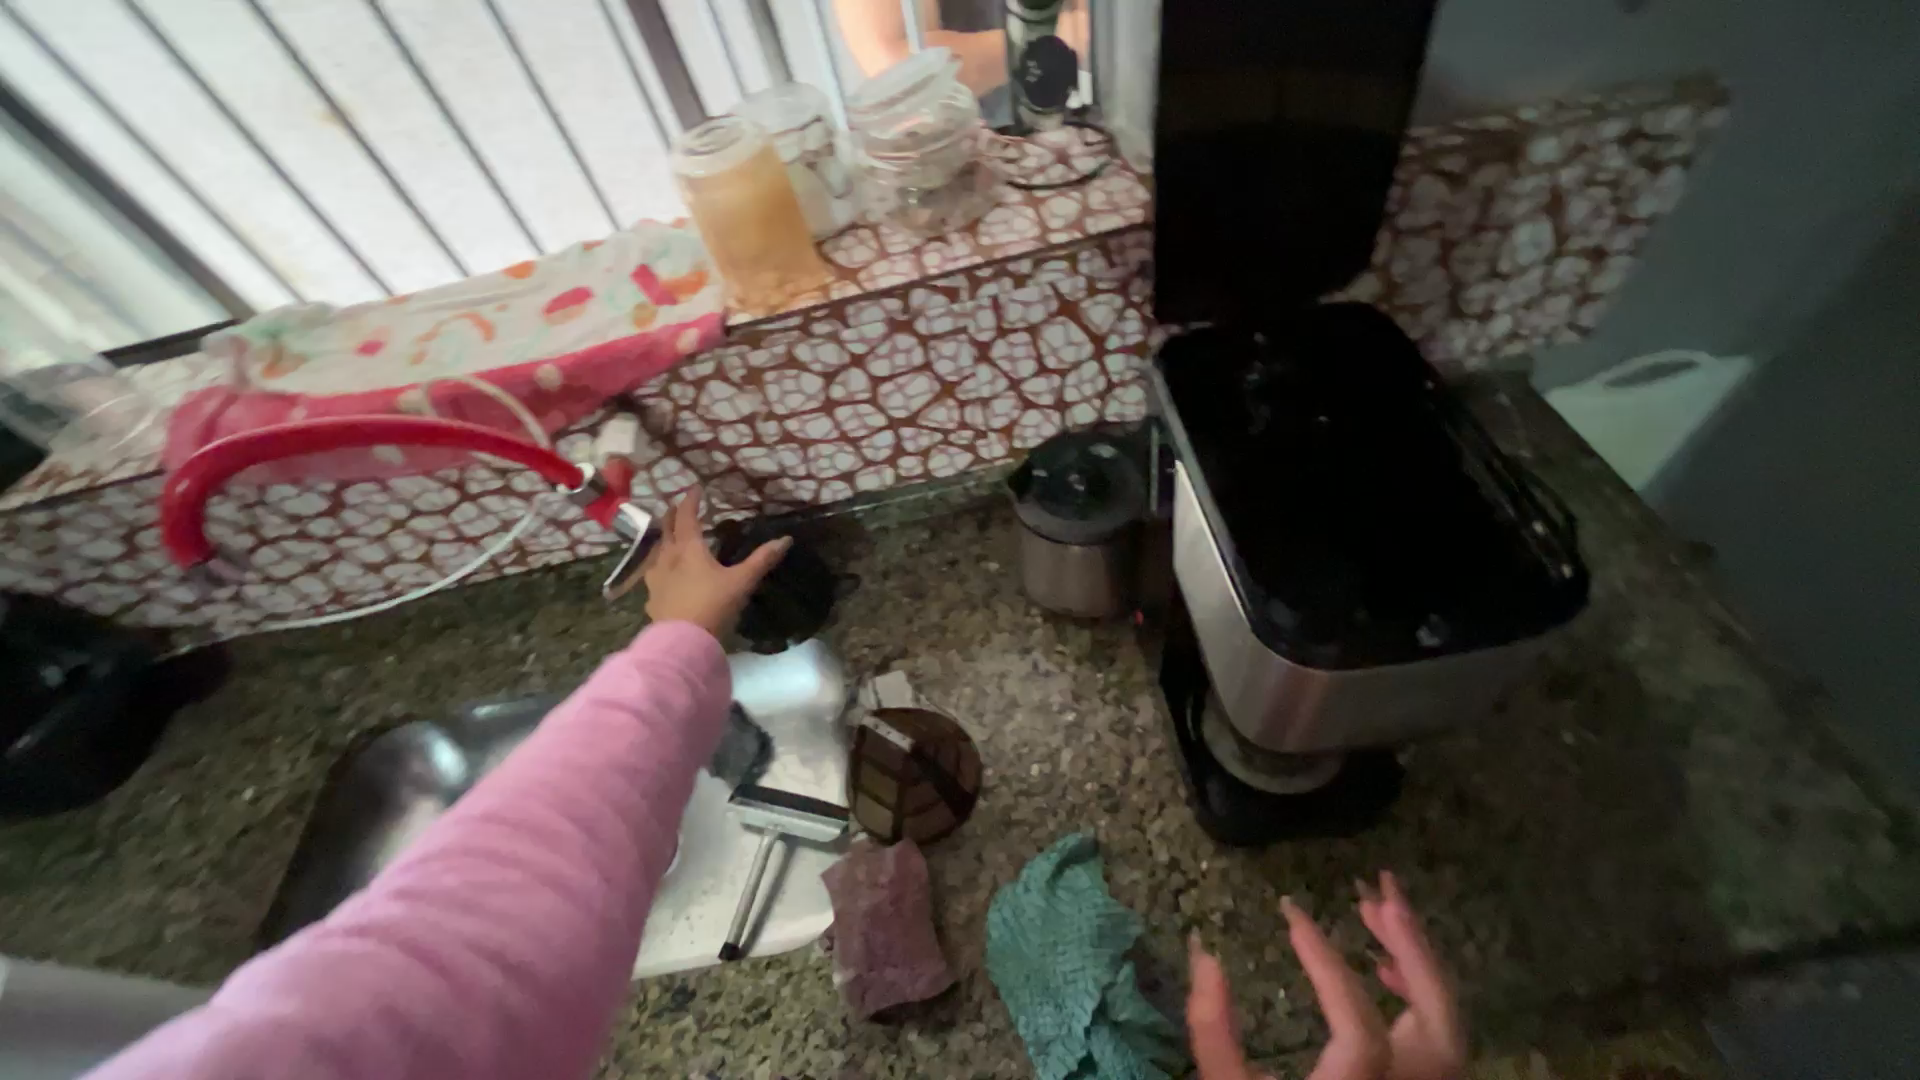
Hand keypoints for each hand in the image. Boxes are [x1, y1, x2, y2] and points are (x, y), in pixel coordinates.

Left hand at [640, 487, 790, 639]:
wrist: (683, 642)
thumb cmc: (713, 605)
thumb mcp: (742, 581)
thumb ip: (762, 559)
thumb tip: (786, 539)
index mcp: (689, 549)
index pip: (686, 517)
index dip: (690, 500)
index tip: (695, 489)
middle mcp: (667, 558)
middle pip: (666, 530)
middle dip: (672, 516)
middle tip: (677, 507)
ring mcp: (655, 579)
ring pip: (656, 552)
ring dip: (663, 541)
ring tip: (669, 539)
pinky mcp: (651, 599)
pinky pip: (653, 577)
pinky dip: (659, 569)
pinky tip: (663, 577)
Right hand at [1186, 871, 1464, 1079]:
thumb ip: (1213, 1033)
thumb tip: (1204, 953)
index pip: (1359, 1028)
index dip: (1326, 963)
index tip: (1288, 911)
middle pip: (1441, 1027)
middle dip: (1414, 951)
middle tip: (1377, 890)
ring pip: (1450, 1029)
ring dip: (1419, 961)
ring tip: (1379, 907)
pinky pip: (1439, 1040)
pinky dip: (1418, 992)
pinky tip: (1382, 966)